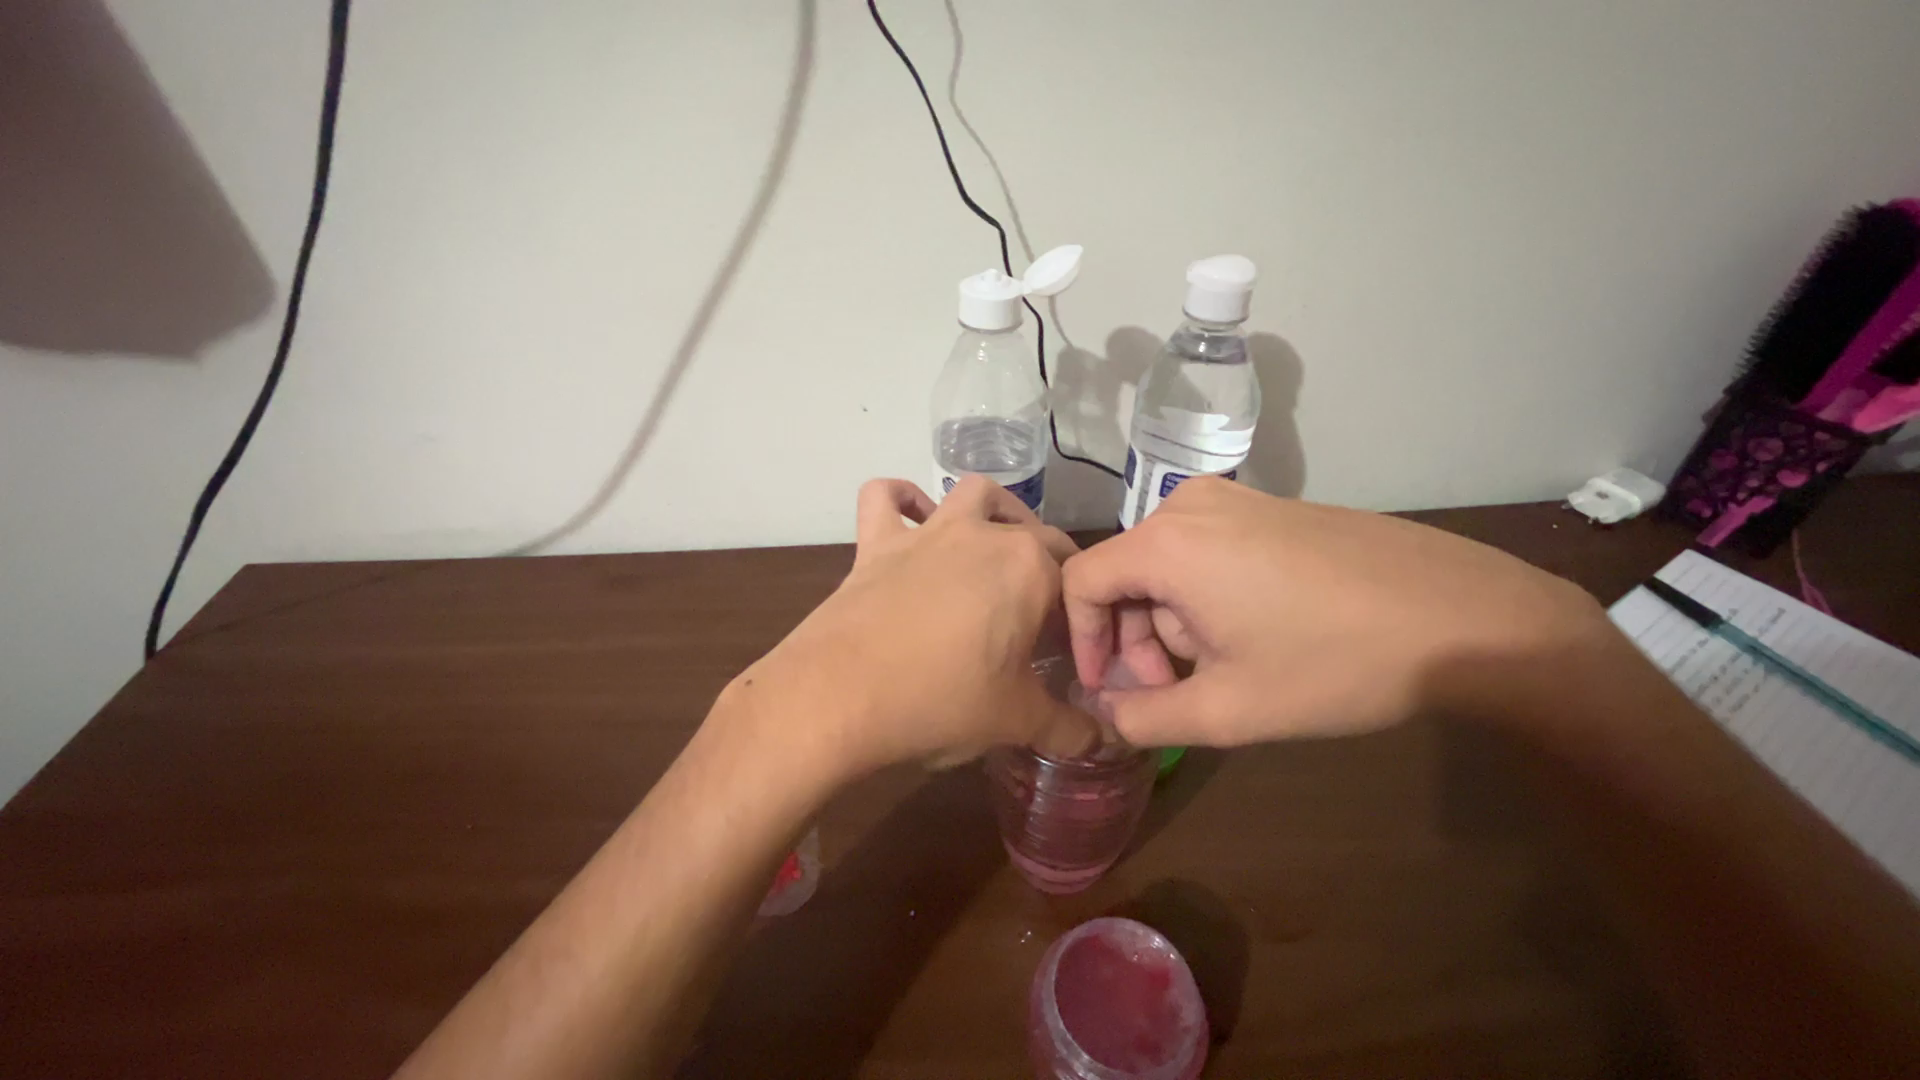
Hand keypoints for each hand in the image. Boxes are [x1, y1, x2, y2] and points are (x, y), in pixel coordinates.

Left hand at [727, 475, 1096, 777]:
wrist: (838, 698)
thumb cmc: (941, 703)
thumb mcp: (1017, 722)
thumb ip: (1071, 728)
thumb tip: (1104, 740)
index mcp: (1030, 567)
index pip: (1075, 584)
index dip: (1079, 623)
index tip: (1067, 661)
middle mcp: (984, 534)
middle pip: (1035, 537)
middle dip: (1047, 572)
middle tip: (1036, 626)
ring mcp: (927, 532)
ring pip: (973, 495)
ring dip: (994, 514)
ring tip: (996, 553)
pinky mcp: (876, 542)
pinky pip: (886, 498)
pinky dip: (902, 500)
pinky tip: (912, 520)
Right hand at [1062, 477, 1606, 746]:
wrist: (1464, 618)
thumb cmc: (1332, 663)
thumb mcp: (1227, 710)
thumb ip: (1143, 717)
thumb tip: (1103, 713)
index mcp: (1167, 543)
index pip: (1080, 581)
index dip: (1080, 640)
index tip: (1110, 689)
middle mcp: (1191, 505)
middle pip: (1127, 575)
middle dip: (1139, 640)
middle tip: (1178, 691)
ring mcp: (1238, 501)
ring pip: (1168, 567)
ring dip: (1178, 624)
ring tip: (1230, 669)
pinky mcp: (1274, 509)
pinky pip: (1209, 552)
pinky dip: (1210, 597)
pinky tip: (1260, 636)